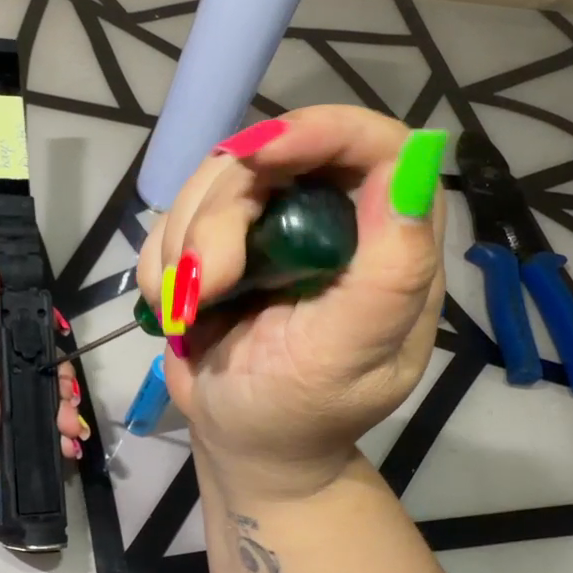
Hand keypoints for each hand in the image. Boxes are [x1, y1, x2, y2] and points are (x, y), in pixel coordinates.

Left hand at [0, 272, 84, 505]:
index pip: (21, 333)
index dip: (45, 335)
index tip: (61, 340)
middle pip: (43, 369)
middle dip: (63, 382)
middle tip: (68, 397)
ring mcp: (3, 411)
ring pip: (50, 401)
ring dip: (67, 413)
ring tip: (69, 429)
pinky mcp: (14, 439)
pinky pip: (47, 431)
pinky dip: (62, 437)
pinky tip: (68, 445)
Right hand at [136, 106, 446, 504]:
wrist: (241, 442)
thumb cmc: (303, 410)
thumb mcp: (350, 355)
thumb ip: (386, 274)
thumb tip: (413, 170)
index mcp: (382, 238)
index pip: (371, 144)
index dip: (316, 131)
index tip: (258, 159)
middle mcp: (324, 217)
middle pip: (264, 156)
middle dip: (218, 218)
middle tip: (207, 287)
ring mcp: (262, 227)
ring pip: (206, 184)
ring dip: (181, 248)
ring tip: (188, 311)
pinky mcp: (212, 243)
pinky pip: (169, 220)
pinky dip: (159, 265)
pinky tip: (174, 310)